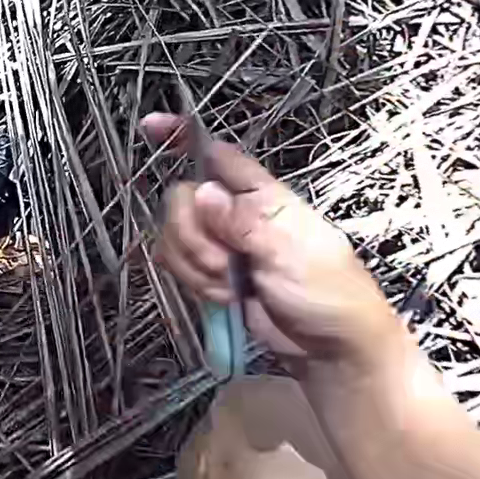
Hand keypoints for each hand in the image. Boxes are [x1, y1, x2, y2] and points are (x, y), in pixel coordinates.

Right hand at [142, 113, 413, 380]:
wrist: (329, 351)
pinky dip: (191, 281)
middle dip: (193, 236)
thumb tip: (203, 191)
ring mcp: (217, 243)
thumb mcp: (294, 254)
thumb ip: (245, 223)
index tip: (150, 127)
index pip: (216, 154)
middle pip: (181, 200)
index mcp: (261, 196)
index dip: (182, 136)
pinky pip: (173, 263)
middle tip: (224, 264)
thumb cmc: (329, 295)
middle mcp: (232, 213)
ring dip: (195, 266)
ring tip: (230, 287)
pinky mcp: (205, 272)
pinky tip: (221, 297)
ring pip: (172, 235)